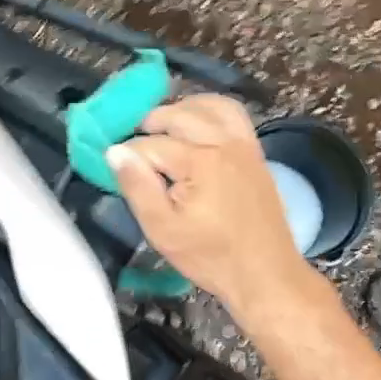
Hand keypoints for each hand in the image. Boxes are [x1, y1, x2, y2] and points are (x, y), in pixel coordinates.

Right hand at [107, 94, 313, 317]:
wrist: (266, 273)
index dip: (128, 157)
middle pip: (179, 115)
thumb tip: (114, 151)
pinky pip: (233, 115)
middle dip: (151, 124)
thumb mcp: (162, 229)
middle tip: (134, 145)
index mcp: (200, 161)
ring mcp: (245, 145)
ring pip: (209, 106)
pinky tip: (197, 127)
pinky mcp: (256, 154)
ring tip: (163, 128)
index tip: (120, 174)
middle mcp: (224, 143)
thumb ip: (137, 187)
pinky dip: (210, 112)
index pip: (150, 145)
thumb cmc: (211, 257)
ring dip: (182, 109)